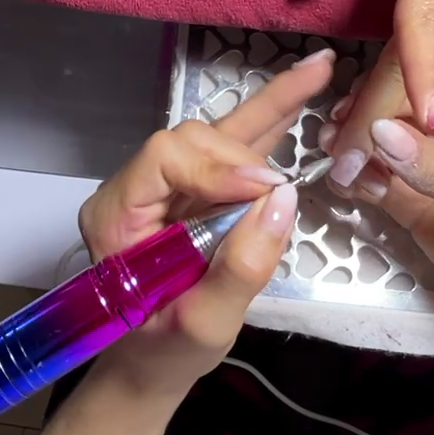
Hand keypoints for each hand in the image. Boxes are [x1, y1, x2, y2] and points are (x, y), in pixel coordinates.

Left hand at [75, 49, 334, 399]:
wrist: (150, 362)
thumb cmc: (166, 351)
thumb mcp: (204, 324)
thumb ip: (240, 267)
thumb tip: (282, 199)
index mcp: (115, 215)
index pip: (164, 158)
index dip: (217, 166)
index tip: (266, 189)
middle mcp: (134, 187)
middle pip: (190, 141)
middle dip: (241, 155)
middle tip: (282, 187)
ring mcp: (165, 184)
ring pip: (216, 134)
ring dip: (267, 109)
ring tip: (318, 72)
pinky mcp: (193, 187)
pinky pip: (231, 149)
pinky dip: (270, 123)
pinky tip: (304, 87)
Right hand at [356, 81, 433, 377]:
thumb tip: (381, 130)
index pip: (431, 96)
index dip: (390, 101)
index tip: (351, 114)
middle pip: (400, 118)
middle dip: (365, 126)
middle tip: (331, 139)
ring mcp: (433, 172)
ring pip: (384, 150)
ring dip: (356, 152)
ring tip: (330, 158)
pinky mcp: (415, 204)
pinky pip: (380, 184)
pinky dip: (359, 182)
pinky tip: (342, 183)